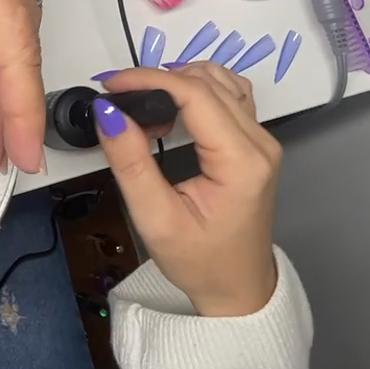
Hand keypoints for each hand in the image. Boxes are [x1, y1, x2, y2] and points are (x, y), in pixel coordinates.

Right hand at [91, 64, 282, 316]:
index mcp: (241, 161)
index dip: (149, 79)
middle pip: (208, 82)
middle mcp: (260, 142)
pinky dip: (194, 89)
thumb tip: (108, 112)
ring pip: (220, 81)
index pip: (195, 94)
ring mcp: (261, 140)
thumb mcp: (155, 218)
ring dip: (177, 81)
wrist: (238, 289)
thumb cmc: (199, 261)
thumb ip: (131, 162)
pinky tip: (170, 109)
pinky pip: (227, 95)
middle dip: (157, 79)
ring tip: (143, 108)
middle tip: (118, 101)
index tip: (110, 85)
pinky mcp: (254, 142)